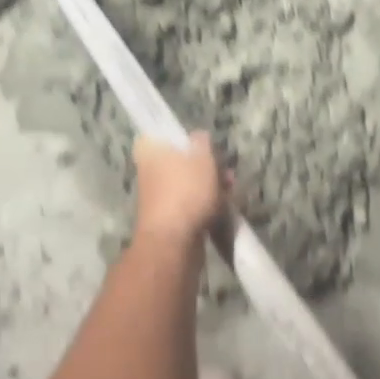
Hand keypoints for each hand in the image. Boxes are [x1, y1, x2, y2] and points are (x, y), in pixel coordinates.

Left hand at [132, 131, 227, 246]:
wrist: (174, 243)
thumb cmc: (186, 191)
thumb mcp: (201, 157)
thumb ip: (201, 141)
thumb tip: (197, 137)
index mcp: (149, 151)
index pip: (160, 135)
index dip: (182, 138)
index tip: (201, 143)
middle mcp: (149, 172)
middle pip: (179, 160)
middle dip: (204, 164)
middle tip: (223, 168)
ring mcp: (158, 197)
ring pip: (187, 183)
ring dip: (209, 184)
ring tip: (230, 188)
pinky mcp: (169, 218)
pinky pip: (190, 204)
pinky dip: (205, 203)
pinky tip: (224, 206)